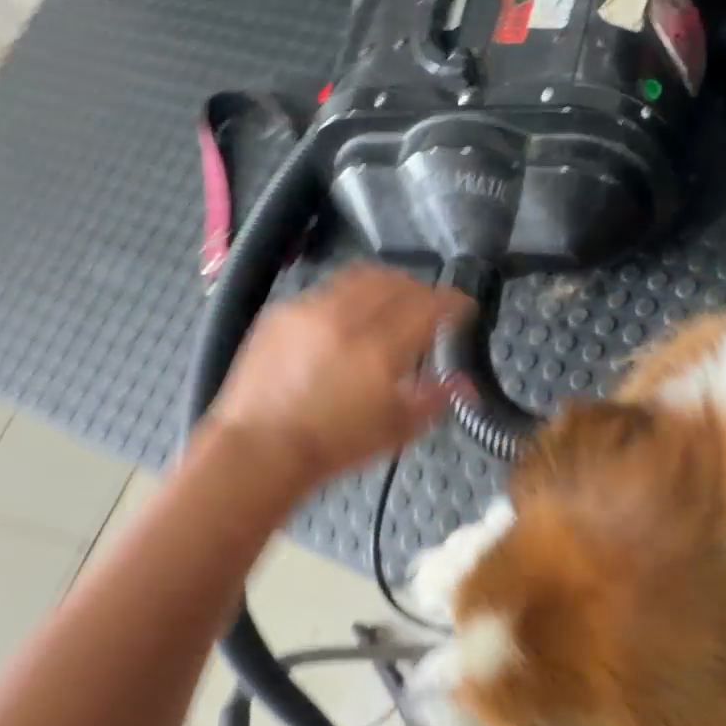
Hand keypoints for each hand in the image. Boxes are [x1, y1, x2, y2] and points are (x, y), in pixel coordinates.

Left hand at [208, 263, 474, 477]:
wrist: (261, 447)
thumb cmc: (334, 446)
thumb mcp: (395, 431)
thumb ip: (434, 400)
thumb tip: (463, 383)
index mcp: (379, 350)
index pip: (428, 306)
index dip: (453, 302)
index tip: (464, 307)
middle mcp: (346, 319)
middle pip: (396, 282)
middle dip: (421, 289)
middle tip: (432, 305)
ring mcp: (310, 311)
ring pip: (360, 277)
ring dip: (387, 285)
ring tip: (395, 301)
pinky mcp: (282, 313)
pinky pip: (327, 291)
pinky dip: (350, 297)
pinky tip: (350, 320)